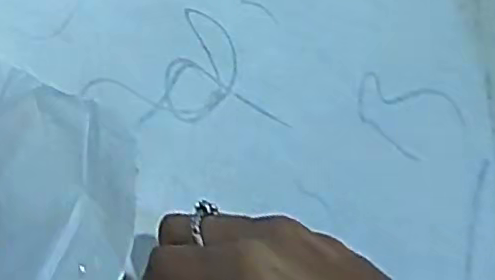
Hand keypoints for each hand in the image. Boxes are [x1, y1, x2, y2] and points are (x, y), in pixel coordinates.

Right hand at [144, 212, 390, 278]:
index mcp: (244, 268)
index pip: (163, 265)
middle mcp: (261, 234)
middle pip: (180, 229)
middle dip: (178, 265)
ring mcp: (298, 231)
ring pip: (222, 227)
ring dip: (216, 258)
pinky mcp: (331, 241)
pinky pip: (268, 236)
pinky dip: (257, 259)